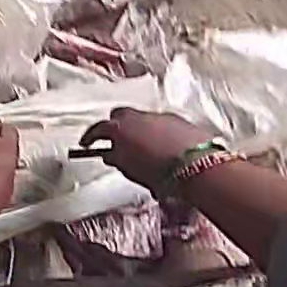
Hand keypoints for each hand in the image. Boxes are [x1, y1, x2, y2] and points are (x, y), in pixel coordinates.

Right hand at [79, 108, 216, 192]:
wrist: (199, 167)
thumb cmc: (159, 170)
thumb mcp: (128, 168)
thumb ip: (115, 158)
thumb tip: (110, 154)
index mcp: (118, 127)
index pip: (97, 129)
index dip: (90, 137)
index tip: (87, 144)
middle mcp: (137, 116)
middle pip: (119, 116)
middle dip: (115, 126)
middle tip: (115, 141)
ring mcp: (159, 116)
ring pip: (142, 118)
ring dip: (139, 129)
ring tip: (142, 147)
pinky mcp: (180, 121)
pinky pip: (161, 123)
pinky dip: (158, 132)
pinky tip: (163, 147)